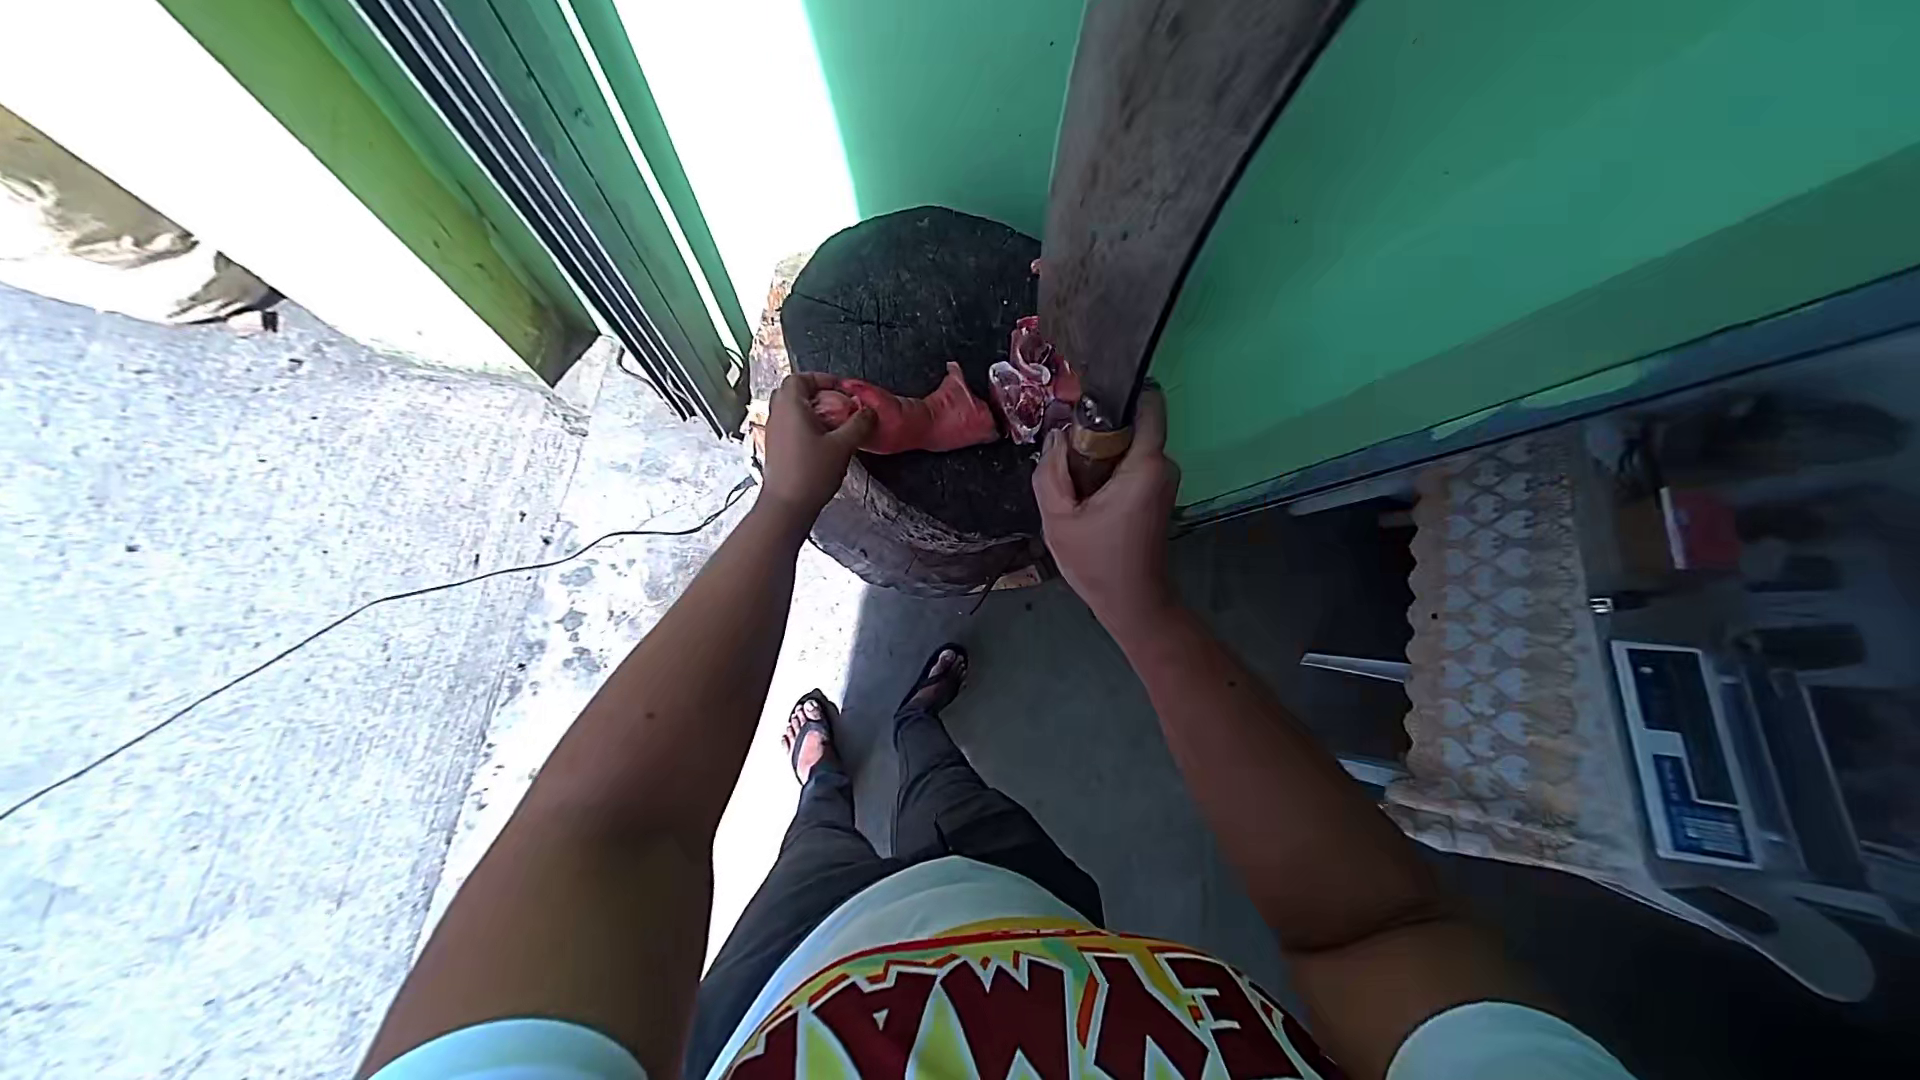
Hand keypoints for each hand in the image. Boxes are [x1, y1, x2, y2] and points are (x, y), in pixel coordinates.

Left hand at [759, 372, 874, 523]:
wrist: (787, 505)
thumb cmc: (812, 472)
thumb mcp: (843, 446)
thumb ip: (859, 424)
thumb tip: (870, 412)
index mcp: (790, 406)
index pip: (800, 378)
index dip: (821, 379)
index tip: (841, 389)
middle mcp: (777, 414)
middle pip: (794, 392)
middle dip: (817, 394)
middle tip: (838, 403)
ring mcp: (773, 431)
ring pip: (791, 410)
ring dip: (812, 411)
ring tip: (834, 423)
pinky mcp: (775, 447)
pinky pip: (790, 426)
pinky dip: (806, 426)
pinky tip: (823, 442)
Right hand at [1033, 388, 1180, 634]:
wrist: (1132, 601)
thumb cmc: (1096, 563)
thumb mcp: (1057, 517)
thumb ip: (1051, 470)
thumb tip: (1056, 436)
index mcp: (1146, 465)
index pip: (1147, 403)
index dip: (1115, 395)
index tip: (1080, 408)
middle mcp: (1163, 465)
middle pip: (1129, 425)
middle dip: (1095, 433)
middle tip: (1062, 458)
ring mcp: (1162, 479)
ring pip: (1126, 445)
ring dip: (1097, 455)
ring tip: (1071, 484)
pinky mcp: (1156, 492)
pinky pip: (1129, 464)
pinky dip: (1106, 471)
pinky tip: (1085, 496)